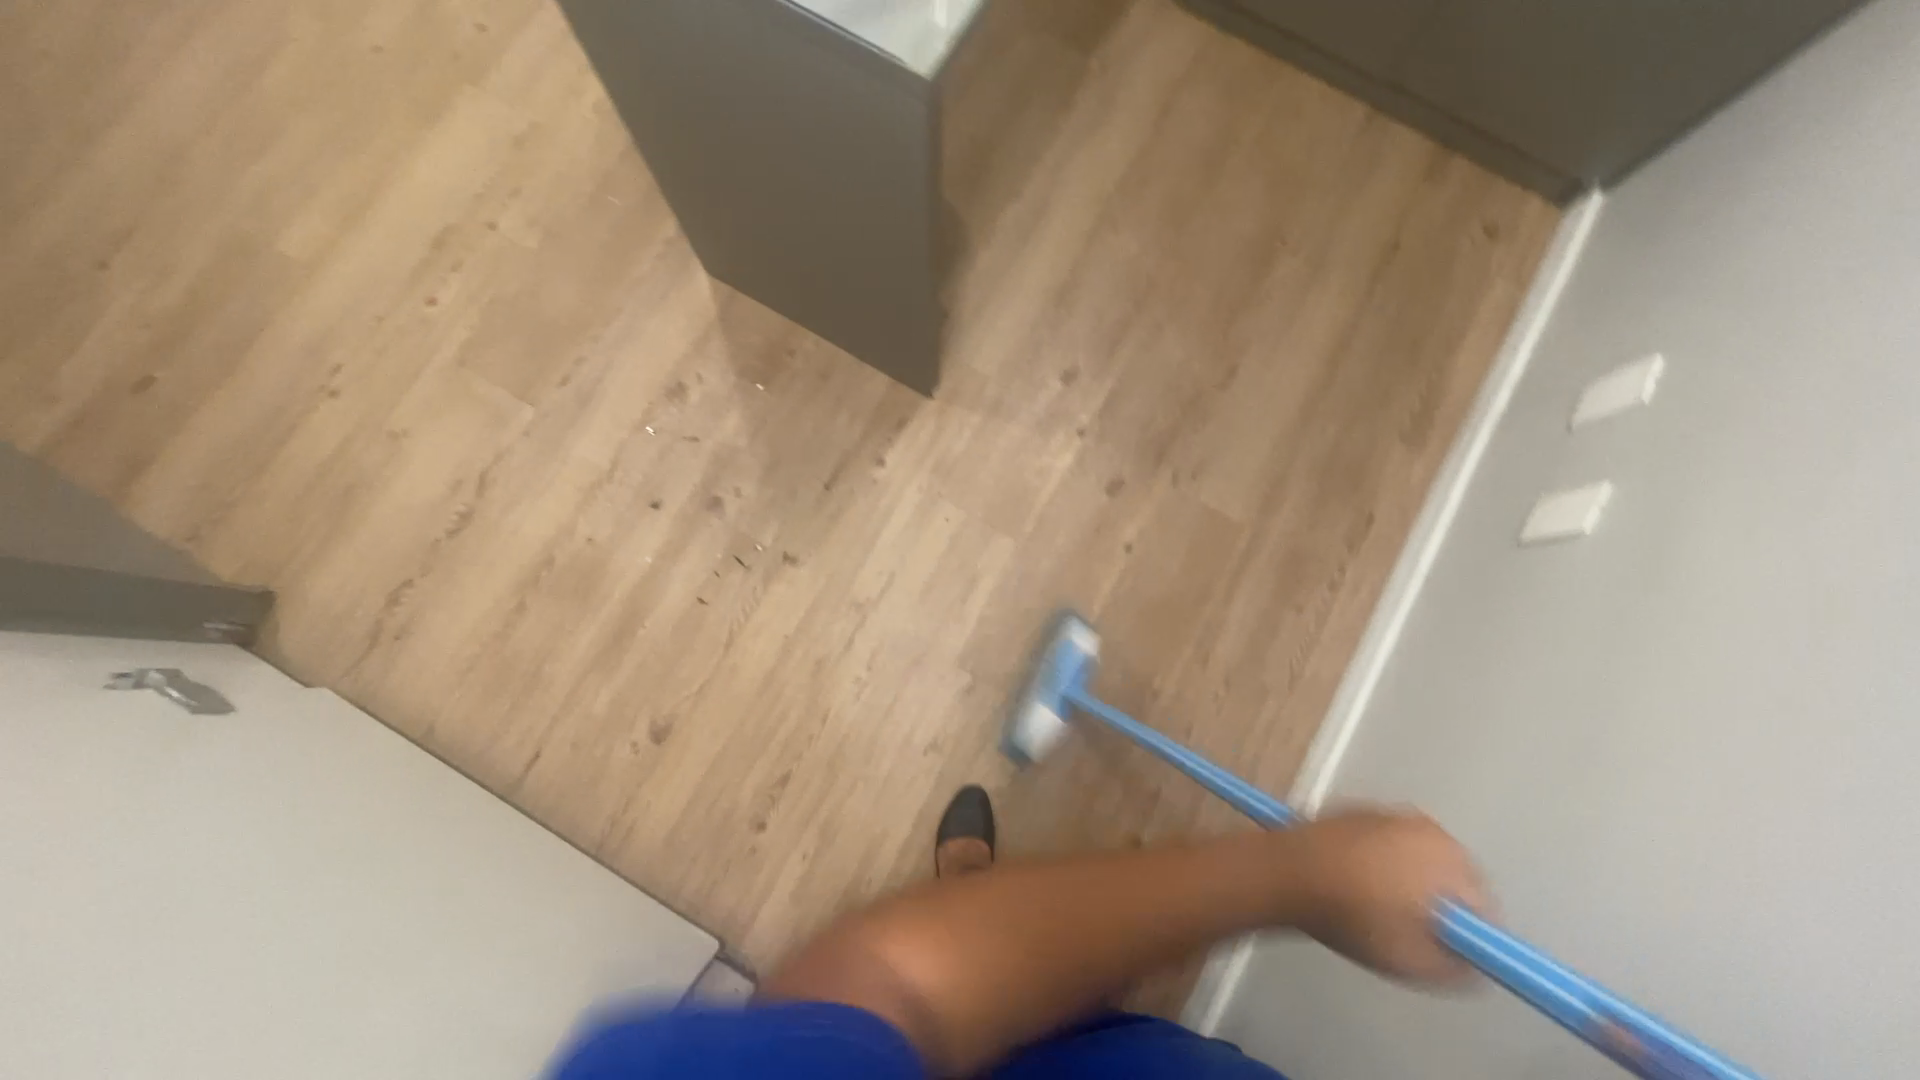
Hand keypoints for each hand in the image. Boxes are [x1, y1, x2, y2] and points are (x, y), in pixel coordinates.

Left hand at [1284, 806, 1492, 986]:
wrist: (1283, 870)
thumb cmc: (1353, 915)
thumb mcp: (1414, 962)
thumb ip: (1459, 968)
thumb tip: (1472, 963)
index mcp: (1450, 857)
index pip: (1483, 906)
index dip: (1467, 935)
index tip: (1442, 950)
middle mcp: (1426, 826)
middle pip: (1452, 877)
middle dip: (1437, 904)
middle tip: (1404, 931)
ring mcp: (1387, 813)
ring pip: (1417, 859)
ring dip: (1406, 881)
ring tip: (1372, 907)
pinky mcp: (1354, 810)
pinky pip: (1385, 843)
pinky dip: (1378, 861)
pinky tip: (1351, 882)